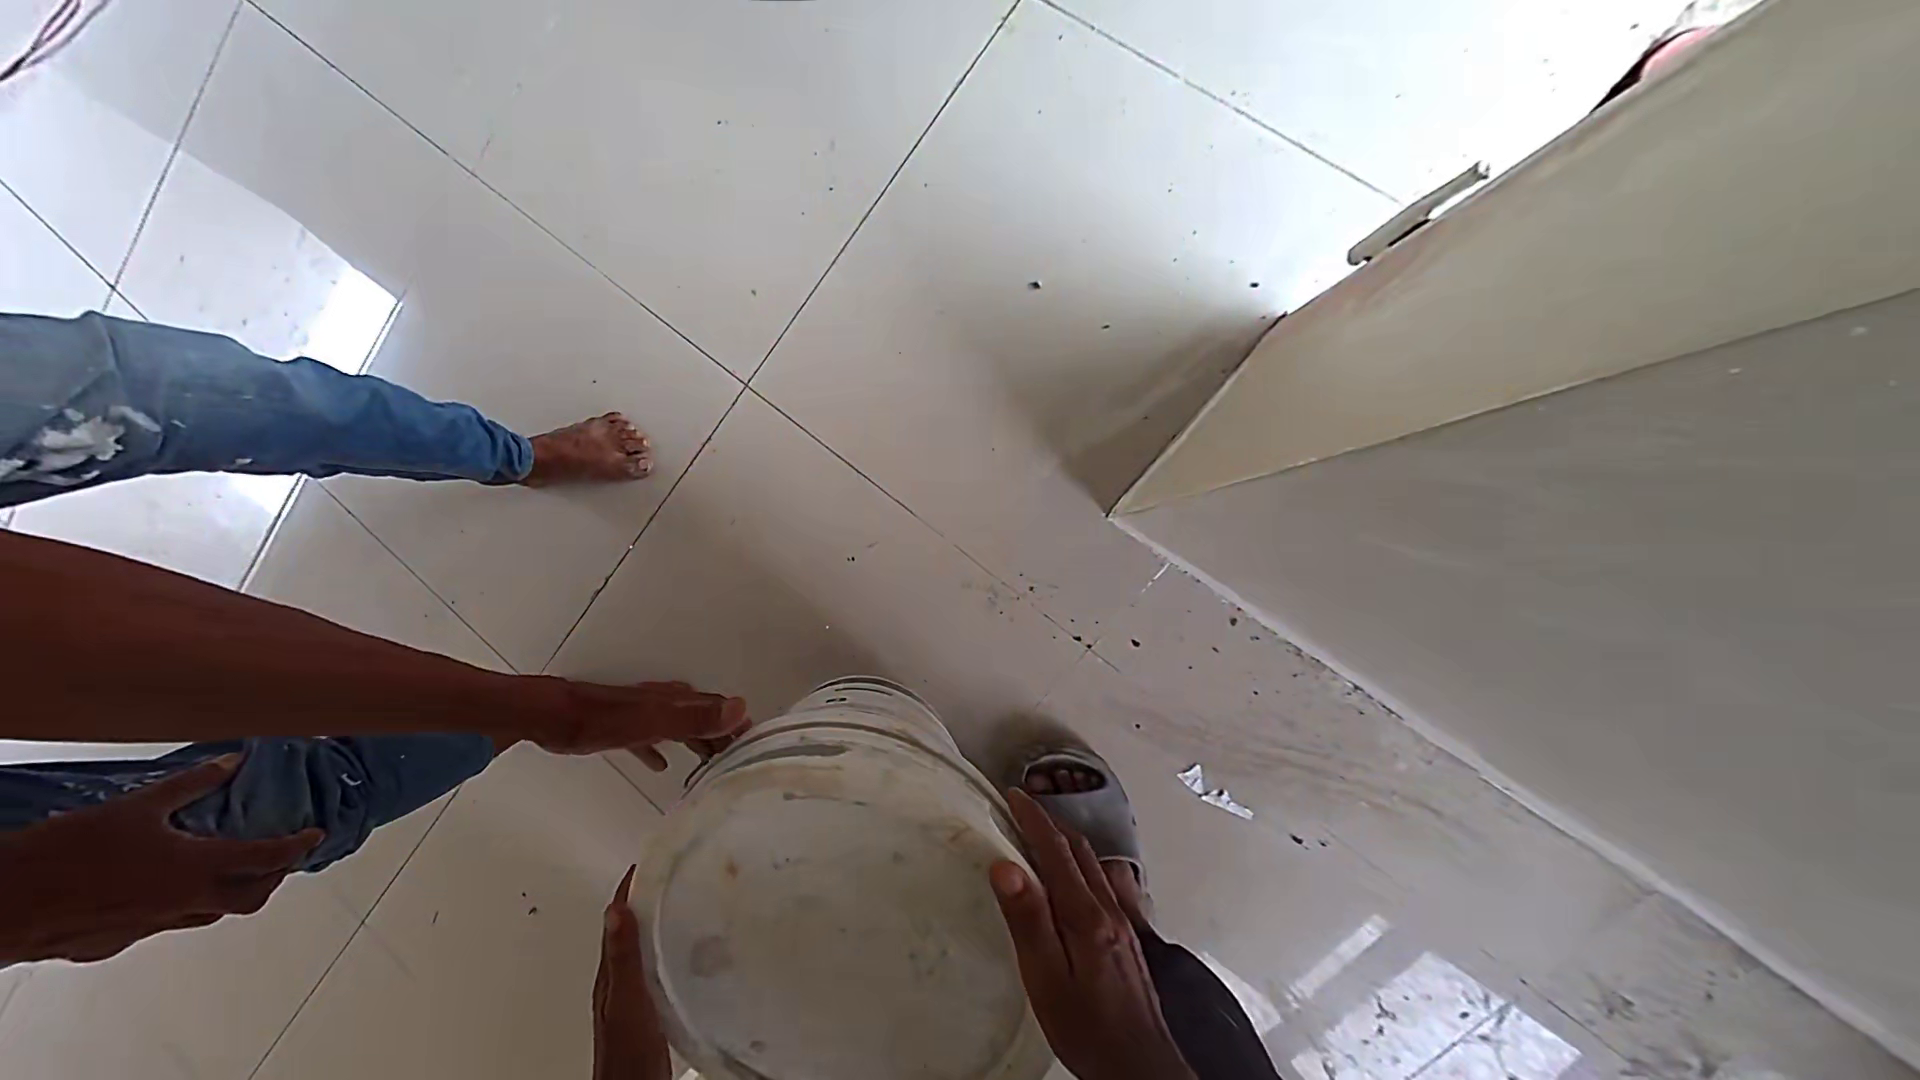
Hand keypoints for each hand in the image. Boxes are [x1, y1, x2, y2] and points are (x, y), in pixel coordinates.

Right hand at [0, 755, 321, 964]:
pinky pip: (162, 925)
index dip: (301, 845)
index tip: (317, 834)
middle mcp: (182, 902)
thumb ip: (192, 784)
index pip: (271, 858)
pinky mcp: (109, 944)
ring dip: (230, 893)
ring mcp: (146, 927)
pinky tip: (171, 889)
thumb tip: (234, 760)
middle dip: (274, 878)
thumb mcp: (136, 807)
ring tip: (236, 871)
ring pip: (208, 914)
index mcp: (198, 868)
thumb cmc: (63, 854)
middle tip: (282, 858)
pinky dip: (181, 906)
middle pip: (252, 898)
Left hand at [534, 680, 748, 769]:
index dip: (737, 723)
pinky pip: (652, 737)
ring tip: (712, 762)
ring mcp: (642, 714)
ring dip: (698, 741)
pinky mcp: (620, 727)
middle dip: (722, 734)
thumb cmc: (600, 720)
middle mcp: (664, 703)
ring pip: (680, 726)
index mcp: (675, 701)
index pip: (717, 709)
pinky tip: (661, 765)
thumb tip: (739, 709)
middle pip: (702, 717)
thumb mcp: (651, 722)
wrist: (548, 716)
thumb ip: (693, 718)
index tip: (756, 742)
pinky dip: (663, 748)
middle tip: (739, 758)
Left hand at [593, 865, 671, 1079]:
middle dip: (648, 895)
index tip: (650, 858)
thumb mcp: (628, 999)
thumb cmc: (629, 1048)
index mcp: (611, 971)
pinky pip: (660, 959)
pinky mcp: (653, 1002)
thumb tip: (616, 909)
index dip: (630, 886)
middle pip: (631, 925)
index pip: (617, 917)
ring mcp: (636, 990)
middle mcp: (621, 976)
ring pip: (645, 941)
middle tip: (672, 868)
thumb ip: (623, 957)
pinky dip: (670, 941)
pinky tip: (688, 941)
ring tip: (683, 894)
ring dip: (659, 917)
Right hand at [989, 790, 1196, 1079]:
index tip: (1014, 795)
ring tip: (1044, 829)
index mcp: (1085, 914)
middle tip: (1024, 805)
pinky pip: (1103, 879)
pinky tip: (1077, 871)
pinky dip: (1083, 860)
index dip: (1034, 819)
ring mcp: (1122, 920)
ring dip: (1067, 837)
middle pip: (1078, 849)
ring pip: (1094, 862)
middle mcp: (1108, 908)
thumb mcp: (1046, 978)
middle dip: (1050, 820)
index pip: (1055, 850)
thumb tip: (1006, 866)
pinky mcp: (1128, 935)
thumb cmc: (1085, 1027)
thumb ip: (1028, 920)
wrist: (1139, 1067)